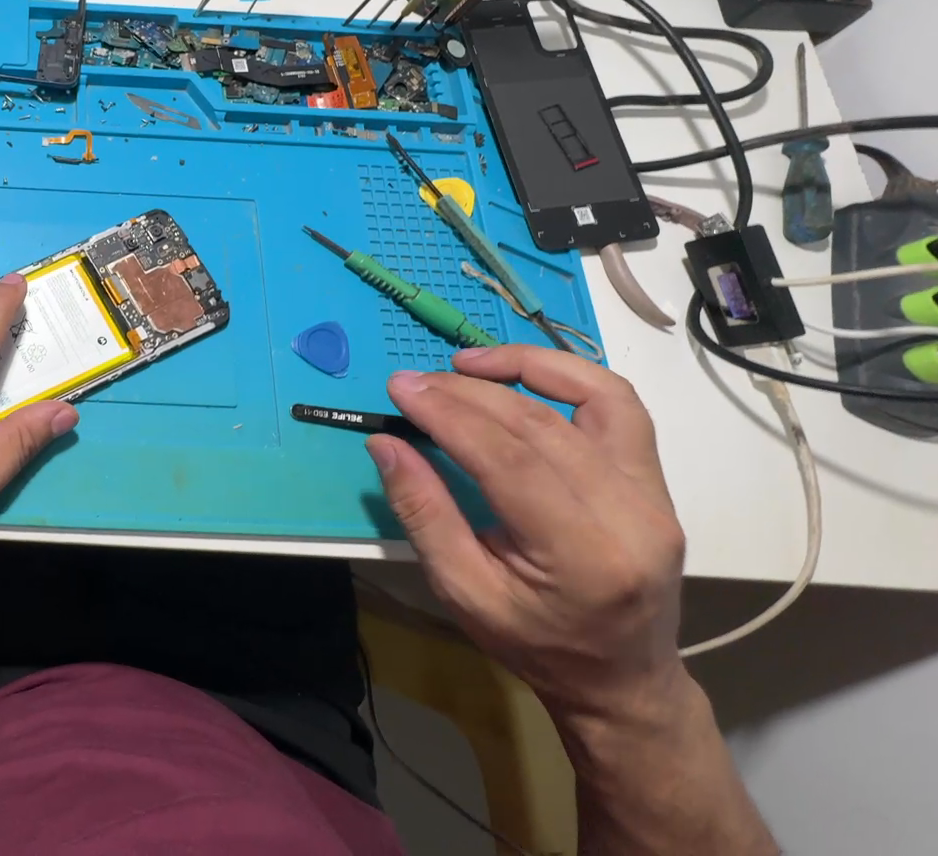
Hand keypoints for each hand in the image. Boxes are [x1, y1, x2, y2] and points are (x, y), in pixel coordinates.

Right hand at [367, 345, 686, 723]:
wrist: (620, 676)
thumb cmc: (533, 642)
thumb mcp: (460, 589)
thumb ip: (423, 513)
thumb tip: (386, 443)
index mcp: (582, 555)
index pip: (510, 460)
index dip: (450, 415)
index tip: (401, 388)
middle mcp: (631, 515)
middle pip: (541, 426)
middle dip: (467, 393)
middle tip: (413, 382)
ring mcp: (653, 494)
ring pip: (590, 402)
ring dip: (521, 370)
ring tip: (464, 363)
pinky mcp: (654, 481)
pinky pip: (619, 407)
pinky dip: (568, 377)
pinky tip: (521, 374)